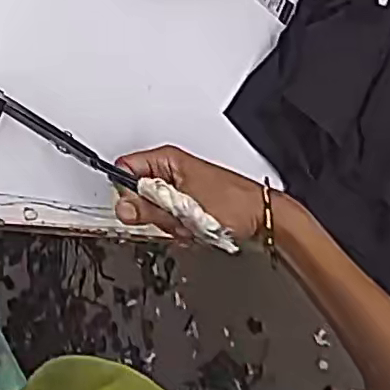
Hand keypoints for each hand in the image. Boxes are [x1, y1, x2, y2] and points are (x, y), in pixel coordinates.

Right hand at [114, 146, 266, 243]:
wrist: (266, 220)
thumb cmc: (236, 203)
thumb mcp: (184, 207)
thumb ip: (149, 207)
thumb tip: (123, 205)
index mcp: (165, 159)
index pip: (125, 169)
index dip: (126, 191)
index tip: (135, 209)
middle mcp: (170, 170)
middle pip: (138, 193)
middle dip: (153, 213)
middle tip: (172, 217)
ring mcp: (179, 188)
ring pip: (153, 209)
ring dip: (168, 224)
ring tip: (188, 224)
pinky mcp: (187, 204)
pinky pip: (168, 219)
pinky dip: (178, 229)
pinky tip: (193, 230)